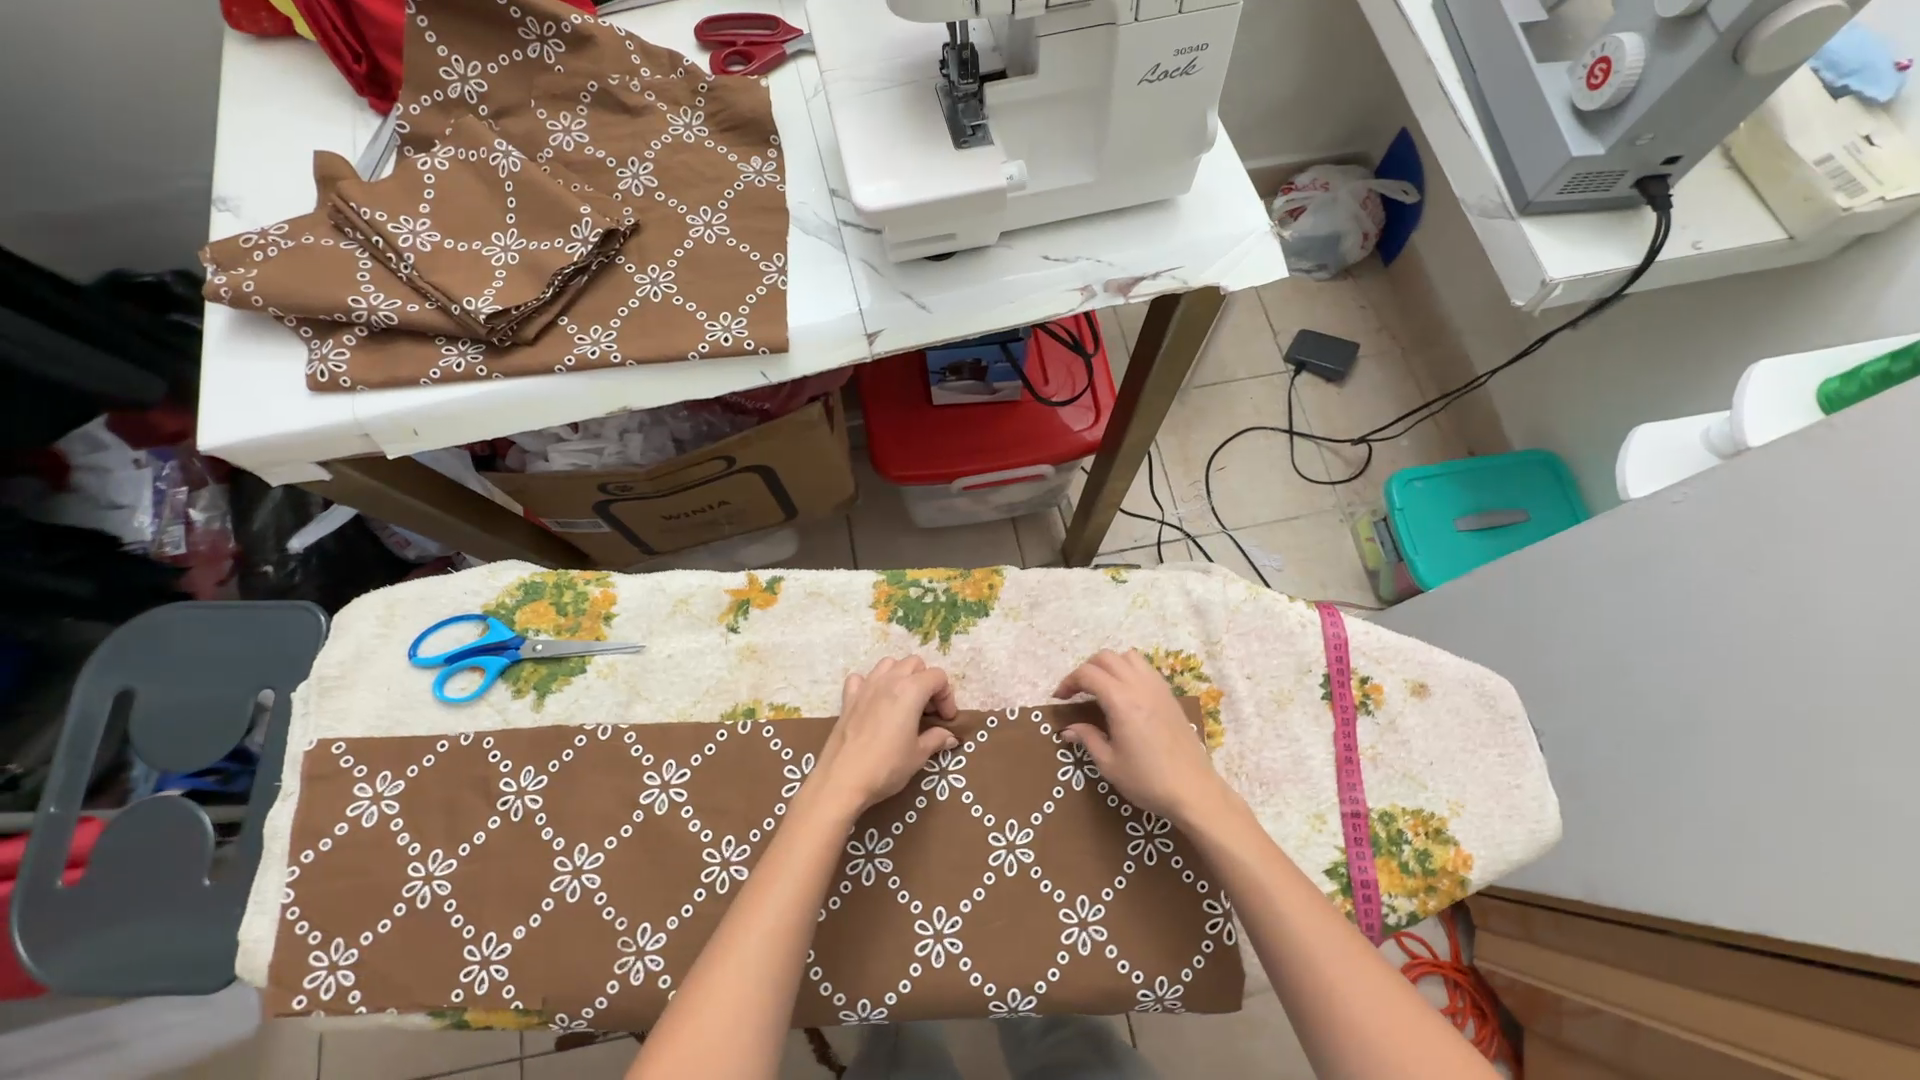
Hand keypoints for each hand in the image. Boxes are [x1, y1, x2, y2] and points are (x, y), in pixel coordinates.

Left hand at [810, 656, 959, 815]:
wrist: (842, 780)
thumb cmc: (886, 767)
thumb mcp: (918, 755)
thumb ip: (936, 739)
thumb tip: (949, 737)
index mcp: (911, 690)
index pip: (938, 677)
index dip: (947, 696)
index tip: (946, 719)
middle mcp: (888, 681)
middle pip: (914, 664)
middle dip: (926, 681)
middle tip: (927, 710)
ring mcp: (865, 687)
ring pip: (888, 664)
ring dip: (901, 676)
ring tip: (904, 701)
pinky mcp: (848, 699)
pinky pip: (861, 678)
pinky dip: (871, 684)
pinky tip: (874, 702)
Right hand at [1055, 649, 1230, 824]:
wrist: (1193, 790)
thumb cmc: (1147, 781)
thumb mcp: (1109, 764)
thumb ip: (1087, 739)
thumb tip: (1068, 729)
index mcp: (1121, 701)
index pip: (1088, 674)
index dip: (1068, 682)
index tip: (1059, 699)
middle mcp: (1140, 686)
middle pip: (1106, 658)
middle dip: (1085, 670)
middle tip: (1076, 692)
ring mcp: (1158, 688)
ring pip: (1128, 657)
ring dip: (1109, 665)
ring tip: (1101, 688)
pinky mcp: (1170, 695)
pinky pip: (1145, 668)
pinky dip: (1129, 670)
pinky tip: (1125, 694)